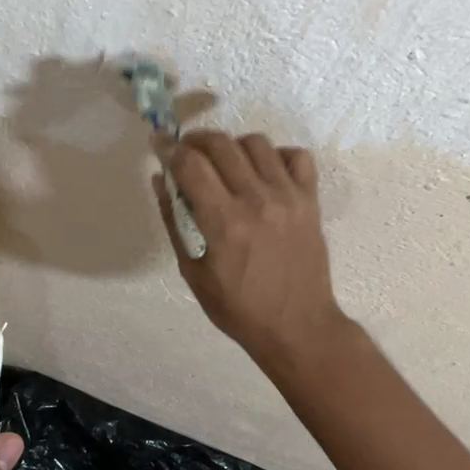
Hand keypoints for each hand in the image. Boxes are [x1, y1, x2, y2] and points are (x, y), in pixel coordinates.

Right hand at [154, 131, 344, 364]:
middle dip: (195, 141)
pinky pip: (297, 157)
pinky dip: (276, 155)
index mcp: (224, 222)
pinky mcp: (310, 201)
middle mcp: (257, 201)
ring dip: (232, 146)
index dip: (168, 148)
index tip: (158, 143)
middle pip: (221, 144)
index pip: (190, 164)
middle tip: (186, 153)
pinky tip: (263, 172)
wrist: (298, 328)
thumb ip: (174, 221)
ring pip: (256, 143)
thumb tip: (161, 180)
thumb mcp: (193, 272)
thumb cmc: (238, 308)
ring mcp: (288, 197)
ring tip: (224, 163)